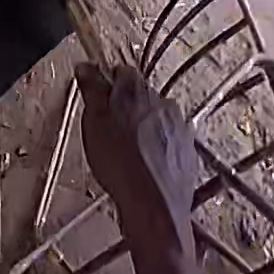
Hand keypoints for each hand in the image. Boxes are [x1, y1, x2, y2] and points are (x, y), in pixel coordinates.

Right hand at [79, 64, 200, 249]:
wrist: (153, 207)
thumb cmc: (120, 163)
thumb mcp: (94, 121)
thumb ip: (92, 89)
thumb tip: (86, 66)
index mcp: (138, 91)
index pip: (121, 71)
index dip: (106, 82)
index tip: (95, 96)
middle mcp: (163, 103)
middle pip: (139, 94)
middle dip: (123, 105)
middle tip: (105, 126)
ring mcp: (178, 128)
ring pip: (153, 117)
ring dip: (140, 126)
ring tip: (122, 149)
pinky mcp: (187, 152)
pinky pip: (166, 139)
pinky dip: (154, 146)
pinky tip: (140, 163)